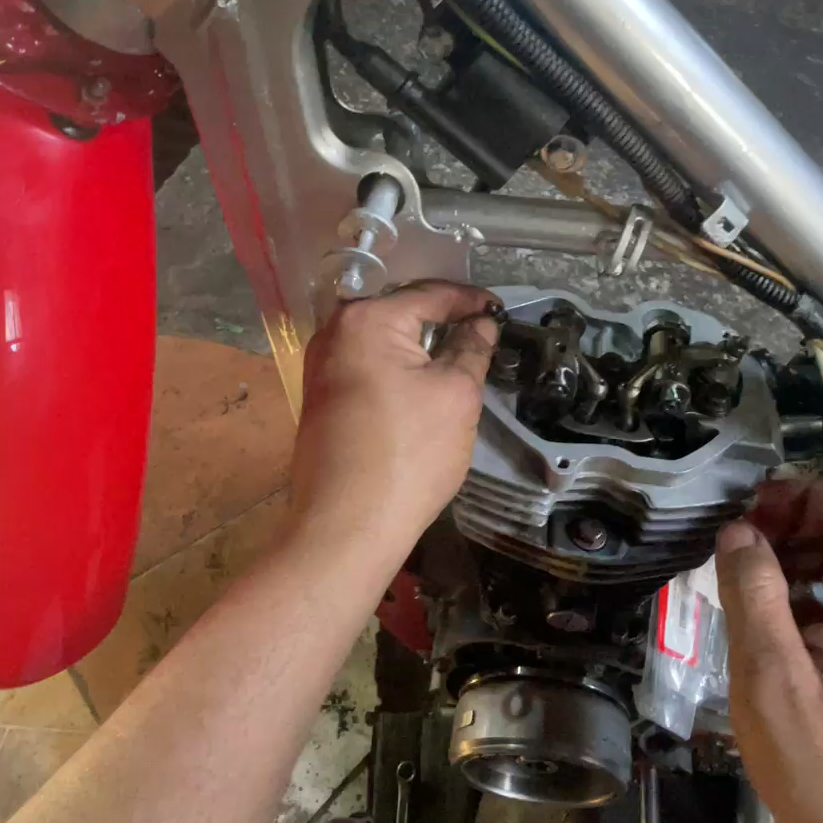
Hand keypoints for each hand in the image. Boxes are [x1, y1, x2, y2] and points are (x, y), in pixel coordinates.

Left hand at [288, 281, 499, 548]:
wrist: (346, 528)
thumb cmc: (408, 454)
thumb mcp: (456, 395)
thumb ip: (471, 348)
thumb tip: (481, 324)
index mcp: (366, 320)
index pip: (430, 294)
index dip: (470, 300)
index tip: (501, 310)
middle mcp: (334, 333)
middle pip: (401, 312)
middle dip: (443, 318)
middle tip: (483, 328)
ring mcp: (321, 367)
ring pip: (383, 340)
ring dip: (420, 344)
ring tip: (460, 351)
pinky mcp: (322, 398)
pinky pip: (368, 365)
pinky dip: (399, 366)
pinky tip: (423, 380)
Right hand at [715, 479, 822, 822]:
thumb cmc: (815, 765)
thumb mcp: (770, 675)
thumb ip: (752, 591)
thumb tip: (738, 529)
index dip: (804, 496)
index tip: (750, 510)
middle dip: (792, 523)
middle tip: (737, 539)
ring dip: (794, 554)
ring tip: (743, 571)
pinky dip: (802, 589)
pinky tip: (765, 609)